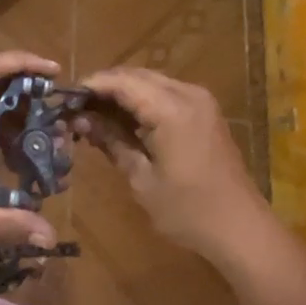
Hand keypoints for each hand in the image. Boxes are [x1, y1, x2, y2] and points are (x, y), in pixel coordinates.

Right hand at [79, 67, 272, 263]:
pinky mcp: (205, 112)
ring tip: (95, 116)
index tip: (64, 100)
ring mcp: (200, 101)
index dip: (91, 87)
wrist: (241, 229)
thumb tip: (80, 121)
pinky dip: (143, 101)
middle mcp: (187, 94)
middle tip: (76, 109)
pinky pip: (166, 93)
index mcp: (171, 109)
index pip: (121, 82)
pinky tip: (125, 122)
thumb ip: (111, 142)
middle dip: (105, 88)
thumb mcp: (141, 179)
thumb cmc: (188, 211)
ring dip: (123, 93)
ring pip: (151, 82)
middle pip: (136, 75)